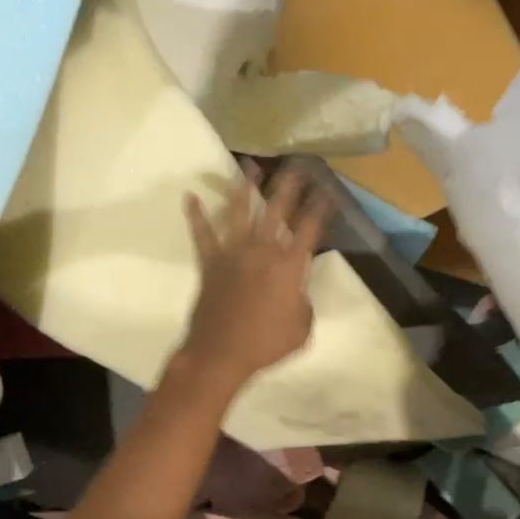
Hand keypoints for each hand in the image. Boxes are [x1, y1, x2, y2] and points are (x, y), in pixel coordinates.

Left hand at [177, 164, 332, 390]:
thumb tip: (296, 293)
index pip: (310, 228)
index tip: (328, 190)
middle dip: (289, 185)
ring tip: (251, 166)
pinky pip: (202, 234)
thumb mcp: (301, 329)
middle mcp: (262, 251)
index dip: (321, 208)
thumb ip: (303, 304)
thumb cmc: (265, 344)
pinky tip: (191, 197)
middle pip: (277, 209)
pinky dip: (196, 215)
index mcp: (288, 266)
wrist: (220, 353)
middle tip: (297, 165)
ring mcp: (233, 253)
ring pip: (239, 211)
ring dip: (246, 187)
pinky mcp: (210, 263)